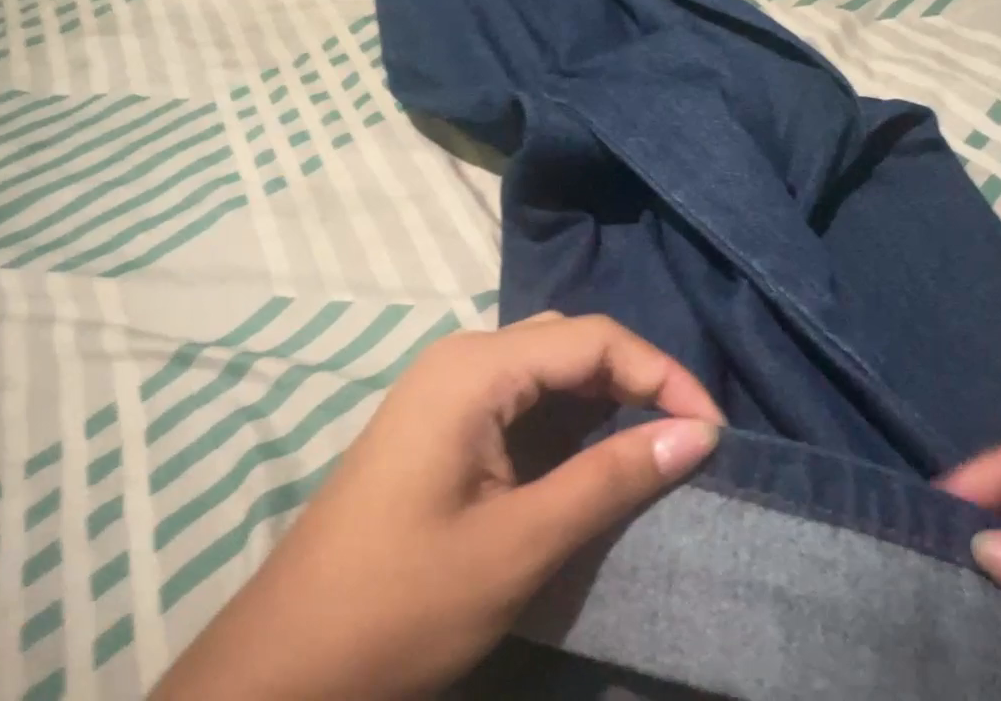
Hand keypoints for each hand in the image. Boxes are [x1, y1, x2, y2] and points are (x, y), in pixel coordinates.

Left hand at [151, 312, 723, 700]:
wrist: (288, 662)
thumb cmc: (404, 601)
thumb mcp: (522, 543)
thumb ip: (611, 478)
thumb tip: (699, 434)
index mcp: (474, 369)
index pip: (593, 338)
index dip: (662, 374)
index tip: (711, 432)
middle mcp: (459, 361)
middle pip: (570, 344)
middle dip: (636, 382)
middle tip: (685, 439)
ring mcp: (444, 393)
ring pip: (547, 372)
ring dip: (604, 403)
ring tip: (651, 452)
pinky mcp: (440, 428)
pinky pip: (519, 404)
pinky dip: (567, 425)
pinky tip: (592, 464)